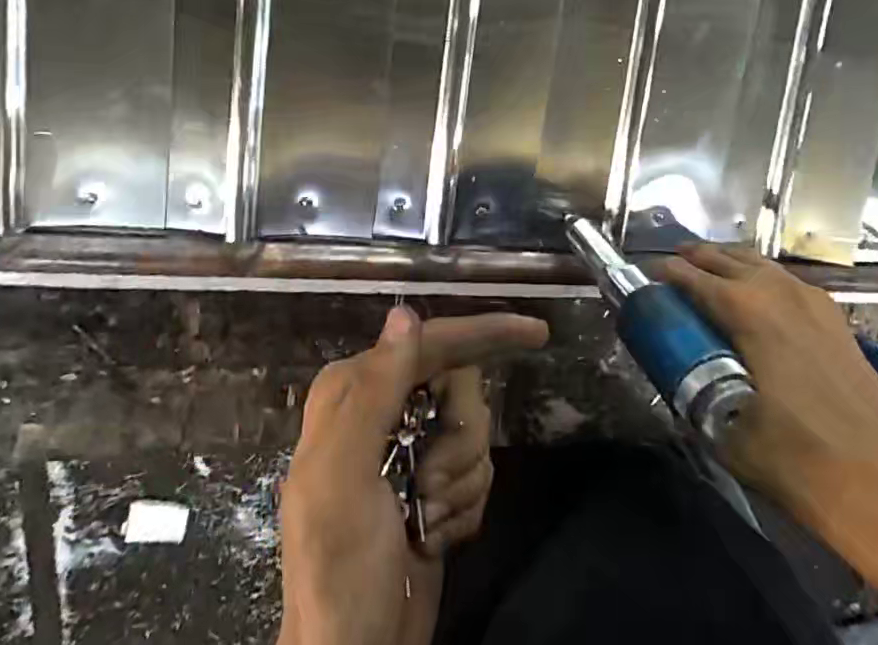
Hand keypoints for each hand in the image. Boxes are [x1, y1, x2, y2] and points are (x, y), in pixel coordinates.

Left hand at [278, 307, 548, 644]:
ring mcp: (409, 446)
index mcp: (352, 391)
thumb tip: (406, 313)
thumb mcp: (346, 476)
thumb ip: (374, 390)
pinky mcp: (433, 483)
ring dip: (462, 481)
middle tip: (433, 484)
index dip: (483, 333)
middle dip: (461, 439)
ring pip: (473, 431)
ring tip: (427, 517)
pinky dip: (466, 505)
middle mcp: (381, 407)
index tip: (536, 332)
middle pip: (459, 388)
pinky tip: (436, 533)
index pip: (429, 344)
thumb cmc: (340, 564)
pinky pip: (477, 471)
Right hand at [660, 243, 877, 510]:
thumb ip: (695, 396)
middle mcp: (780, 293)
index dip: (665, 273)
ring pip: (761, 264)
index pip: (693, 277)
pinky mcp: (836, 321)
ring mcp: (815, 304)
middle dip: (695, 257)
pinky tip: (754, 298)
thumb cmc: (799, 459)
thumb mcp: (723, 428)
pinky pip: (786, 282)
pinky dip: (761, 278)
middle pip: (727, 259)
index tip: (645, 276)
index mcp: (748, 310)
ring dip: (729, 263)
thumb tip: (677, 384)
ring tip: (707, 272)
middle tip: (670, 266)